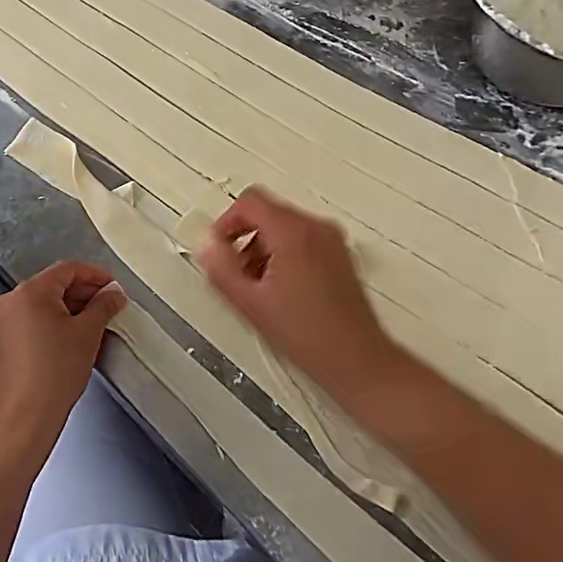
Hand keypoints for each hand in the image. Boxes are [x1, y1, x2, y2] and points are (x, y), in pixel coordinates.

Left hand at [0, 261, 128, 441]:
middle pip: (55, 283)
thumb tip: (114, 294)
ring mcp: (8, 318)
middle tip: (110, 303)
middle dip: (85, 291)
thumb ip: (104, 305)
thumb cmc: (55, 372)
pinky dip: (58, 318)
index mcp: (31, 291)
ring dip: (73, 305)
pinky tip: (78, 331)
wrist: (28, 413)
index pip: (67, 269)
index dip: (95, 275)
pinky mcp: (8, 336)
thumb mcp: (88, 332)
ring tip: (99, 319)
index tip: (113, 286)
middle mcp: (14, 299)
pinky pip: (37, 315)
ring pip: (46, 300)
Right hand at [197, 187, 392, 386]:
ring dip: (262, 248)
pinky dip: (283, 254)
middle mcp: (317, 228)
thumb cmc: (309, 335)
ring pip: (283, 226)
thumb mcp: (250, 302)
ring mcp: (332, 240)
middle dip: (244, 238)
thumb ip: (221, 268)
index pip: (250, 201)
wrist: (356, 360)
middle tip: (234, 271)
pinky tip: (278, 289)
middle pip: (267, 212)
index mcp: (294, 232)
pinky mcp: (340, 254)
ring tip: (255, 285)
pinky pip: (302, 239)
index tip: (219, 245)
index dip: (226, 222)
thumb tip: (206, 247)